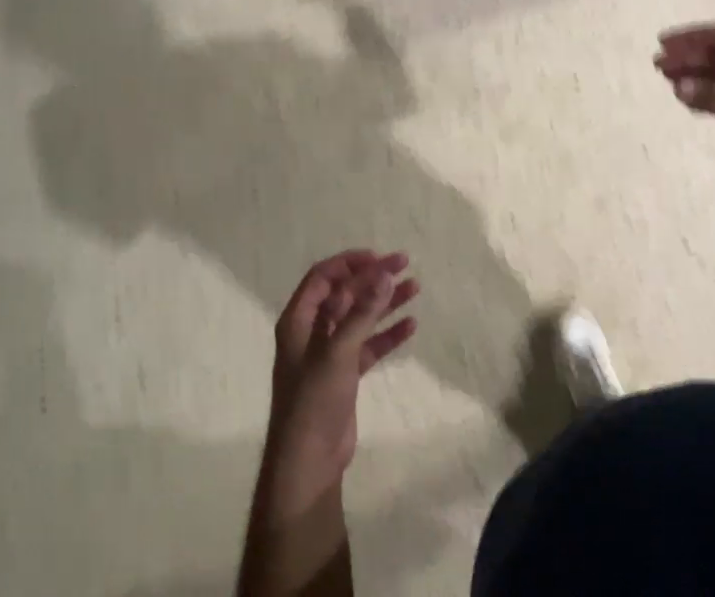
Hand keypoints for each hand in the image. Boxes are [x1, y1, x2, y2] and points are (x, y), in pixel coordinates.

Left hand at [264, 250, 418, 517]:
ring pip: (361, 318)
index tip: (380, 257)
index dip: (350, 263)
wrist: (309, 458)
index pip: (323, 278)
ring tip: (416, 287)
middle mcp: (312, 332)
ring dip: (385, 302)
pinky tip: (411, 325)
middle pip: (345, 294)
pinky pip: (370, 344)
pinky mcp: (346, 374)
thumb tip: (384, 274)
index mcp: (299, 322)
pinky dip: (388, 334)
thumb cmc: (313, 399)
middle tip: (405, 264)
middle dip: (373, 278)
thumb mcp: (337, 351)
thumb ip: (362, 312)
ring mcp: (330, 354)